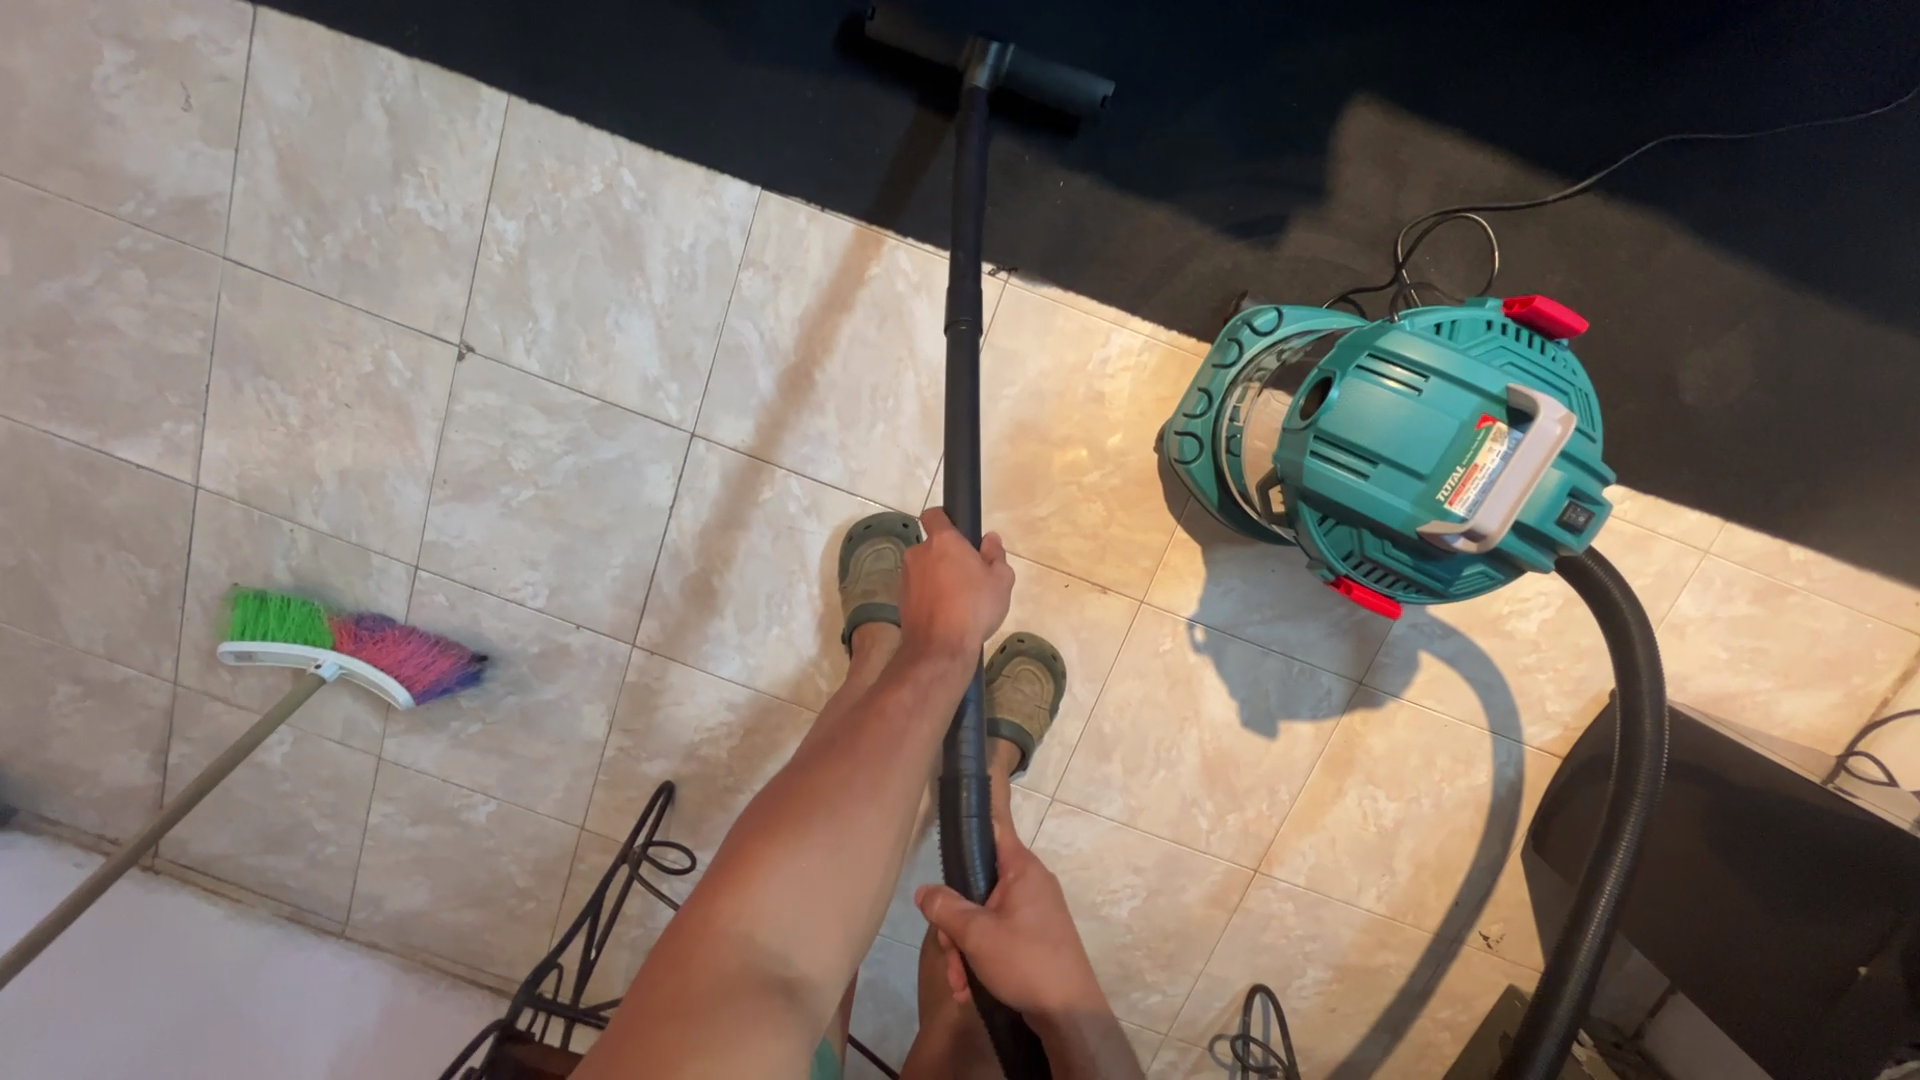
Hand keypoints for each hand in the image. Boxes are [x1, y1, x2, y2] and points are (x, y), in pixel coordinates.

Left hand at [898, 508, 1014, 661]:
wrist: (940, 648)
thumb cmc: (974, 607)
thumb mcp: (1001, 581)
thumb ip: (996, 555)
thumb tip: (990, 540)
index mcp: (943, 541)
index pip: (935, 514)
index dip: (946, 520)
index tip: (960, 535)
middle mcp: (918, 553)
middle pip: (933, 546)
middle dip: (947, 557)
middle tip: (970, 576)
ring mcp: (906, 577)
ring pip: (925, 569)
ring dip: (938, 578)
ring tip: (959, 600)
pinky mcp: (901, 599)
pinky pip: (919, 589)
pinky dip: (929, 596)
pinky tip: (946, 614)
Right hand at [915, 824, 1107, 1019]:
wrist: (1070, 1016)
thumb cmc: (1025, 961)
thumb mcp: (976, 934)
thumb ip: (946, 907)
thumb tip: (924, 891)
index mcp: (1022, 869)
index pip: (994, 830)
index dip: (969, 831)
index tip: (945, 843)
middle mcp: (1030, 884)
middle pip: (979, 886)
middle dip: (956, 922)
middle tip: (948, 950)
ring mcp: (1034, 913)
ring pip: (985, 917)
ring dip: (965, 949)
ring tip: (959, 982)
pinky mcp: (1035, 939)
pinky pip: (999, 937)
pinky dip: (981, 959)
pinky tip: (969, 989)